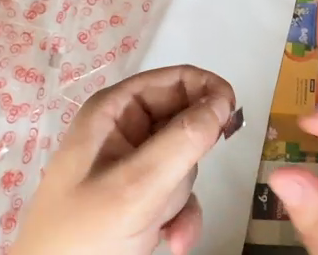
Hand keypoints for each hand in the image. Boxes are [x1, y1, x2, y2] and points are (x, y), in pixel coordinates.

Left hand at [10, 65, 241, 254]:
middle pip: (183, 122)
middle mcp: (122, 131)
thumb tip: (224, 101)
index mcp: (114, 111)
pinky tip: (172, 241)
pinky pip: (175, 194)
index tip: (232, 117)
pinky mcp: (136, 200)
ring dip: (181, 196)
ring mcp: (129, 167)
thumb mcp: (138, 186)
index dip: (207, 91)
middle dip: (189, 160)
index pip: (175, 79)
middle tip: (177, 184)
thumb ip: (184, 139)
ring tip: (161, 222)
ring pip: (183, 162)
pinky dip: (179, 217)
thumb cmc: (84, 237)